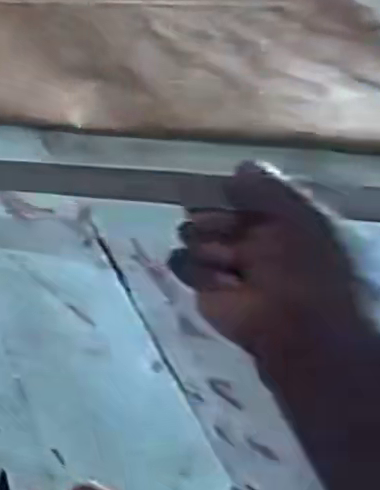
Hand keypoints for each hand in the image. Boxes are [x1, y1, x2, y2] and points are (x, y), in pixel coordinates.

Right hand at [169, 162, 374, 365]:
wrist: (293, 326)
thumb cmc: (308, 273)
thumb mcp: (298, 225)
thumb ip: (270, 195)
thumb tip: (242, 164)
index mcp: (288, 227)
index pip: (245, 201)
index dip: (234, 199)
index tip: (230, 200)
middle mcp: (259, 243)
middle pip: (210, 217)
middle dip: (213, 224)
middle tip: (224, 235)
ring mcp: (230, 264)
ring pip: (191, 238)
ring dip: (206, 250)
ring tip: (230, 266)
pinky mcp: (204, 283)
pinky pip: (180, 262)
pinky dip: (197, 271)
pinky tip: (219, 283)